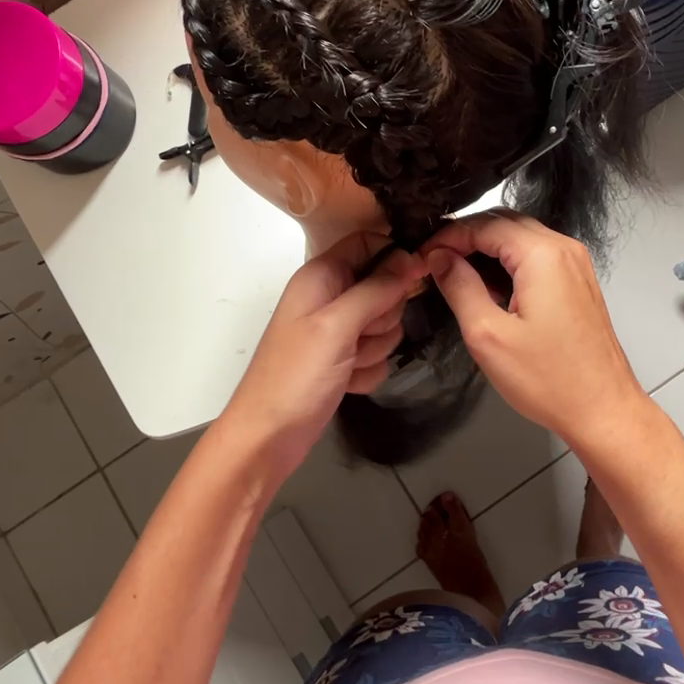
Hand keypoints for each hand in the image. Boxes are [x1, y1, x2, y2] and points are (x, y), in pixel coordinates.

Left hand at [219, 231, 426, 480]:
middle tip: (358, 336)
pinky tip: (347, 383)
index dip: (394, 258)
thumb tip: (412, 256)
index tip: (414, 281)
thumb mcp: (337, 326)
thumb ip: (376, 288)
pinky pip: (378, 355)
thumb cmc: (295, 377)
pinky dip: (368, 370)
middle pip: (384, 287)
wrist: (268, 439)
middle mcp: (330, 297)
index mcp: (321, 276)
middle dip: (383, 316)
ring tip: (346, 364)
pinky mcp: (344, 360)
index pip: (368, 243)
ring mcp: (337, 331)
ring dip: (375, 348)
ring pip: (386, 325)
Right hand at [421, 211, 647, 438]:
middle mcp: (564, 249)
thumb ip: (459, 287)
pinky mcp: (578, 282)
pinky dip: (508, 263)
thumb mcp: (488, 334)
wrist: (603, 410)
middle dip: (465, 237)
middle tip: (433, 263)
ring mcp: (575, 265)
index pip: (484, 224)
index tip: (421, 256)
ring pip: (520, 238)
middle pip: (504, 222)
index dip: (447, 236)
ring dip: (486, 249)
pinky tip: (489, 288)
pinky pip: (536, 257)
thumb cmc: (550, 379)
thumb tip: (438, 258)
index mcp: (542, 255)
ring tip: (455, 275)